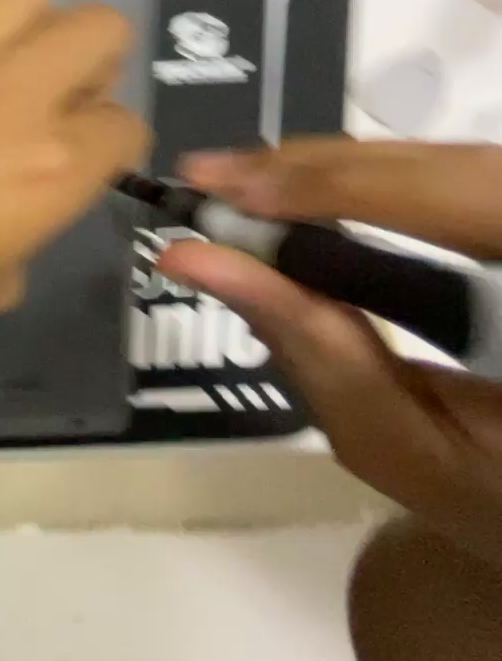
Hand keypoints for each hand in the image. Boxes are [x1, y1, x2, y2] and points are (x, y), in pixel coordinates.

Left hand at [0, 0, 147, 343]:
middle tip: (40, 96)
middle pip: (98, 29)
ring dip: (15, 24)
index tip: (68, 153)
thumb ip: (31, 227)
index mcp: (52, 166)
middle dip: (84, 63)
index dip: (100, 142)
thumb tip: (23, 195)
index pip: (123, 123)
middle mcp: (12, 94)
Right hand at [159, 139, 501, 565]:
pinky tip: (294, 185)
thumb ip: (305, 344)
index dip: (350, 191)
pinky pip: (460, 179)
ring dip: (336, 168)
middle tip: (205, 177)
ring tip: (231, 180)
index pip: (475, 211)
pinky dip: (368, 176)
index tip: (230, 194)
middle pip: (463, 174)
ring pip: (459, 166)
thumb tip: (187, 256)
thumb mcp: (389, 439)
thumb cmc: (481, 494)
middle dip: (323, 169)